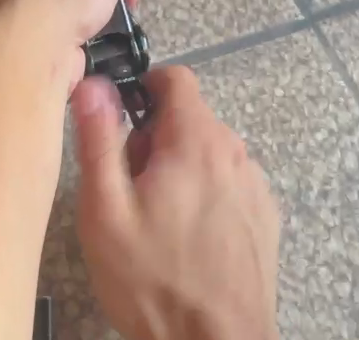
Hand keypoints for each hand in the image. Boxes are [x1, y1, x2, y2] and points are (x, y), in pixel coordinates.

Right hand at [72, 66, 280, 339]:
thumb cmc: (154, 280)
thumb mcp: (106, 212)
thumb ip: (98, 138)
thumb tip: (93, 83)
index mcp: (195, 139)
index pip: (175, 77)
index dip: (144, 88)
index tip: (123, 124)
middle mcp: (233, 150)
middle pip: (188, 117)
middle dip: (155, 139)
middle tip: (131, 189)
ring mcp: (255, 184)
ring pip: (208, 151)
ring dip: (181, 167)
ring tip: (158, 220)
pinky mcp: (265, 216)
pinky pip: (228, 181)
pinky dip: (207, 193)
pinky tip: (190, 239)